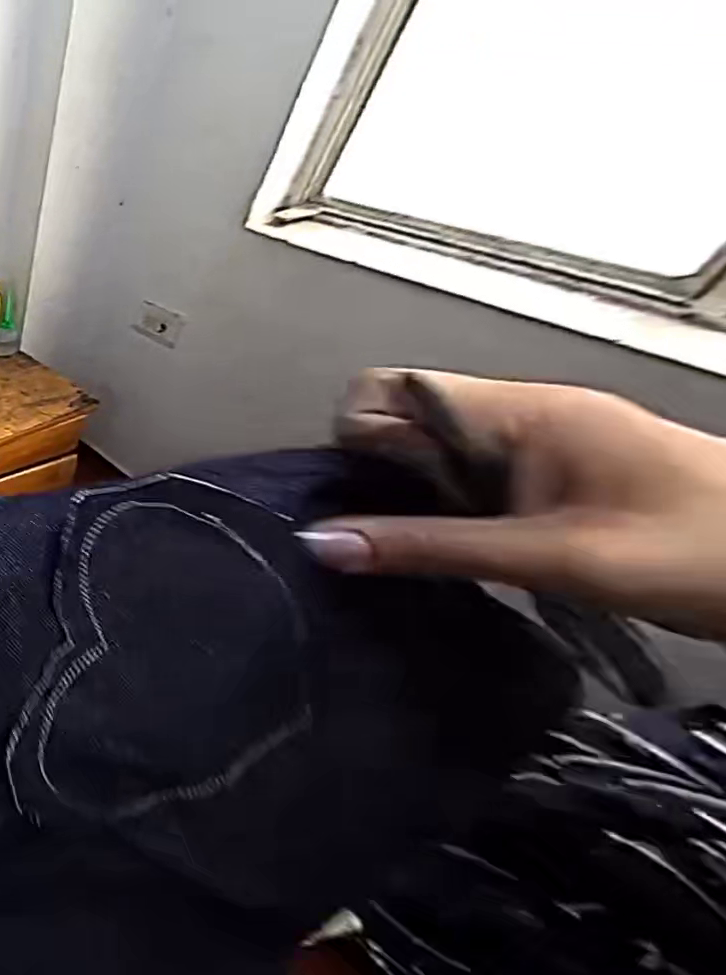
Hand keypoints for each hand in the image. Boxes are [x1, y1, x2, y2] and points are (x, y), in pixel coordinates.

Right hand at [299, 368, 725, 639]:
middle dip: (369, 471)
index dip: (355, 435)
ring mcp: (532, 442)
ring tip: (419, 542)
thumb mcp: (553, 557)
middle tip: (390, 528)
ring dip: (400, 494)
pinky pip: (450, 474)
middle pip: (394, 419)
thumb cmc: (710, 555)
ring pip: (418, 450)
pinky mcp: (542, 472)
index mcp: (521, 412)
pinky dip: (429, 506)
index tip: (364, 492)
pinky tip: (449, 541)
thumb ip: (425, 546)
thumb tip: (316, 541)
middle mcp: (518, 415)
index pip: (385, 389)